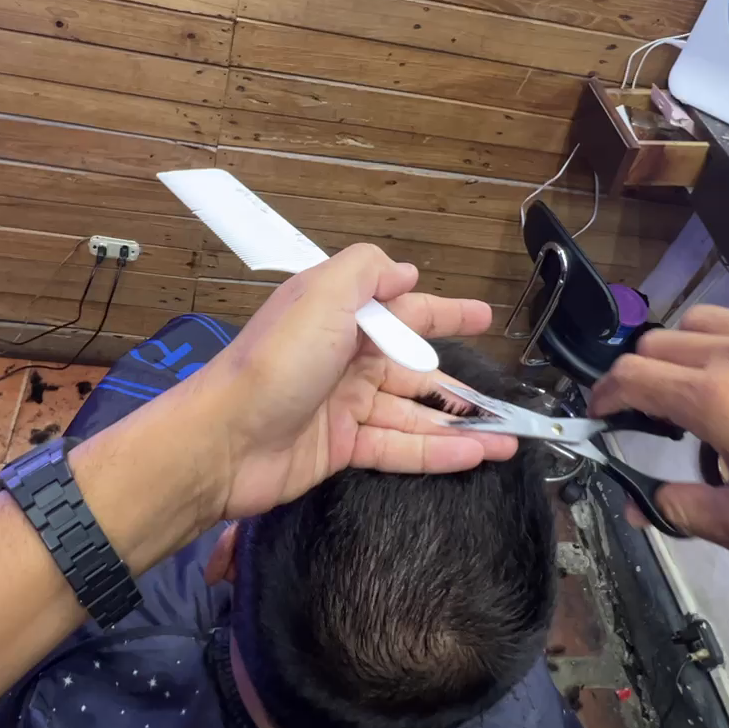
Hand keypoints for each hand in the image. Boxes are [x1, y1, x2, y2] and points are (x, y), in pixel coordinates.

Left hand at [190, 244, 515, 519]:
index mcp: (341, 317)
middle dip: (456, 380)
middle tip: (502, 399)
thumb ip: (365, 271)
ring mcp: (343, 406)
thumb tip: (404, 272)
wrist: (223, 440)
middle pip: (413, 367)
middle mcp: (344, 359)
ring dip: (457, 424)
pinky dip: (436, 452)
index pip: (405, 310)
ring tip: (506, 440)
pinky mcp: (340, 448)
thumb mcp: (321, 294)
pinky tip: (474, 456)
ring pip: (412, 412)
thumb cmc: (276, 362)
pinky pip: (398, 447)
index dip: (445, 312)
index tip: (482, 316)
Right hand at [591, 307, 728, 634]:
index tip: (601, 413)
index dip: (603, 394)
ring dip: (690, 354)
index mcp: (720, 400)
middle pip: (659, 341)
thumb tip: (638, 507)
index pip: (630, 376)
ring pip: (707, 321)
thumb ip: (683, 512)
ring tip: (715, 394)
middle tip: (656, 414)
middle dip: (642, 375)